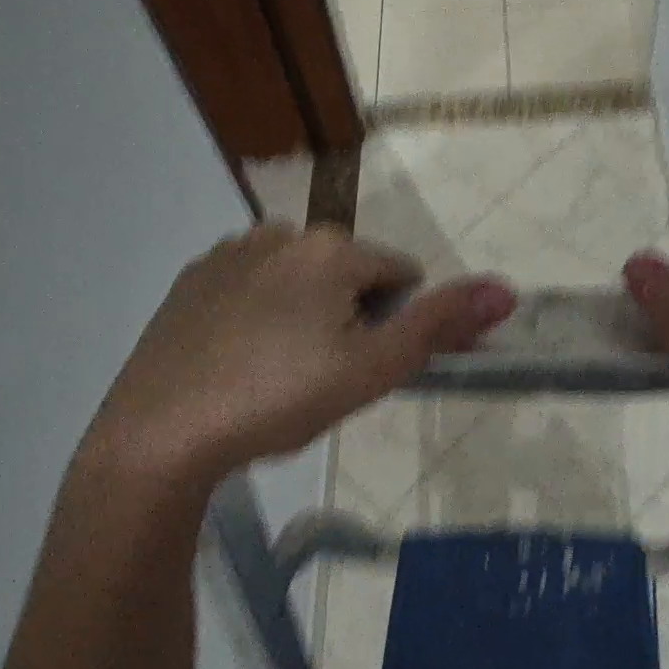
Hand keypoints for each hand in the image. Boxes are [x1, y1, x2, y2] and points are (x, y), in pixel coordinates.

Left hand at [84, 224, 515, 489]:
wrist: (160, 435)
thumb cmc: (278, 400)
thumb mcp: (371, 369)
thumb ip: (440, 324)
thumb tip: (508, 288)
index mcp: (330, 248)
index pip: (401, 276)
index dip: (402, 326)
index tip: (375, 372)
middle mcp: (280, 234)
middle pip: (348, 277)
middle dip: (353, 321)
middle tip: (327, 385)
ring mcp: (228, 255)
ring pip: (299, 284)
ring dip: (308, 319)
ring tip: (281, 381)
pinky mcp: (190, 283)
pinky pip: (251, 292)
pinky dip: (260, 320)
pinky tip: (240, 366)